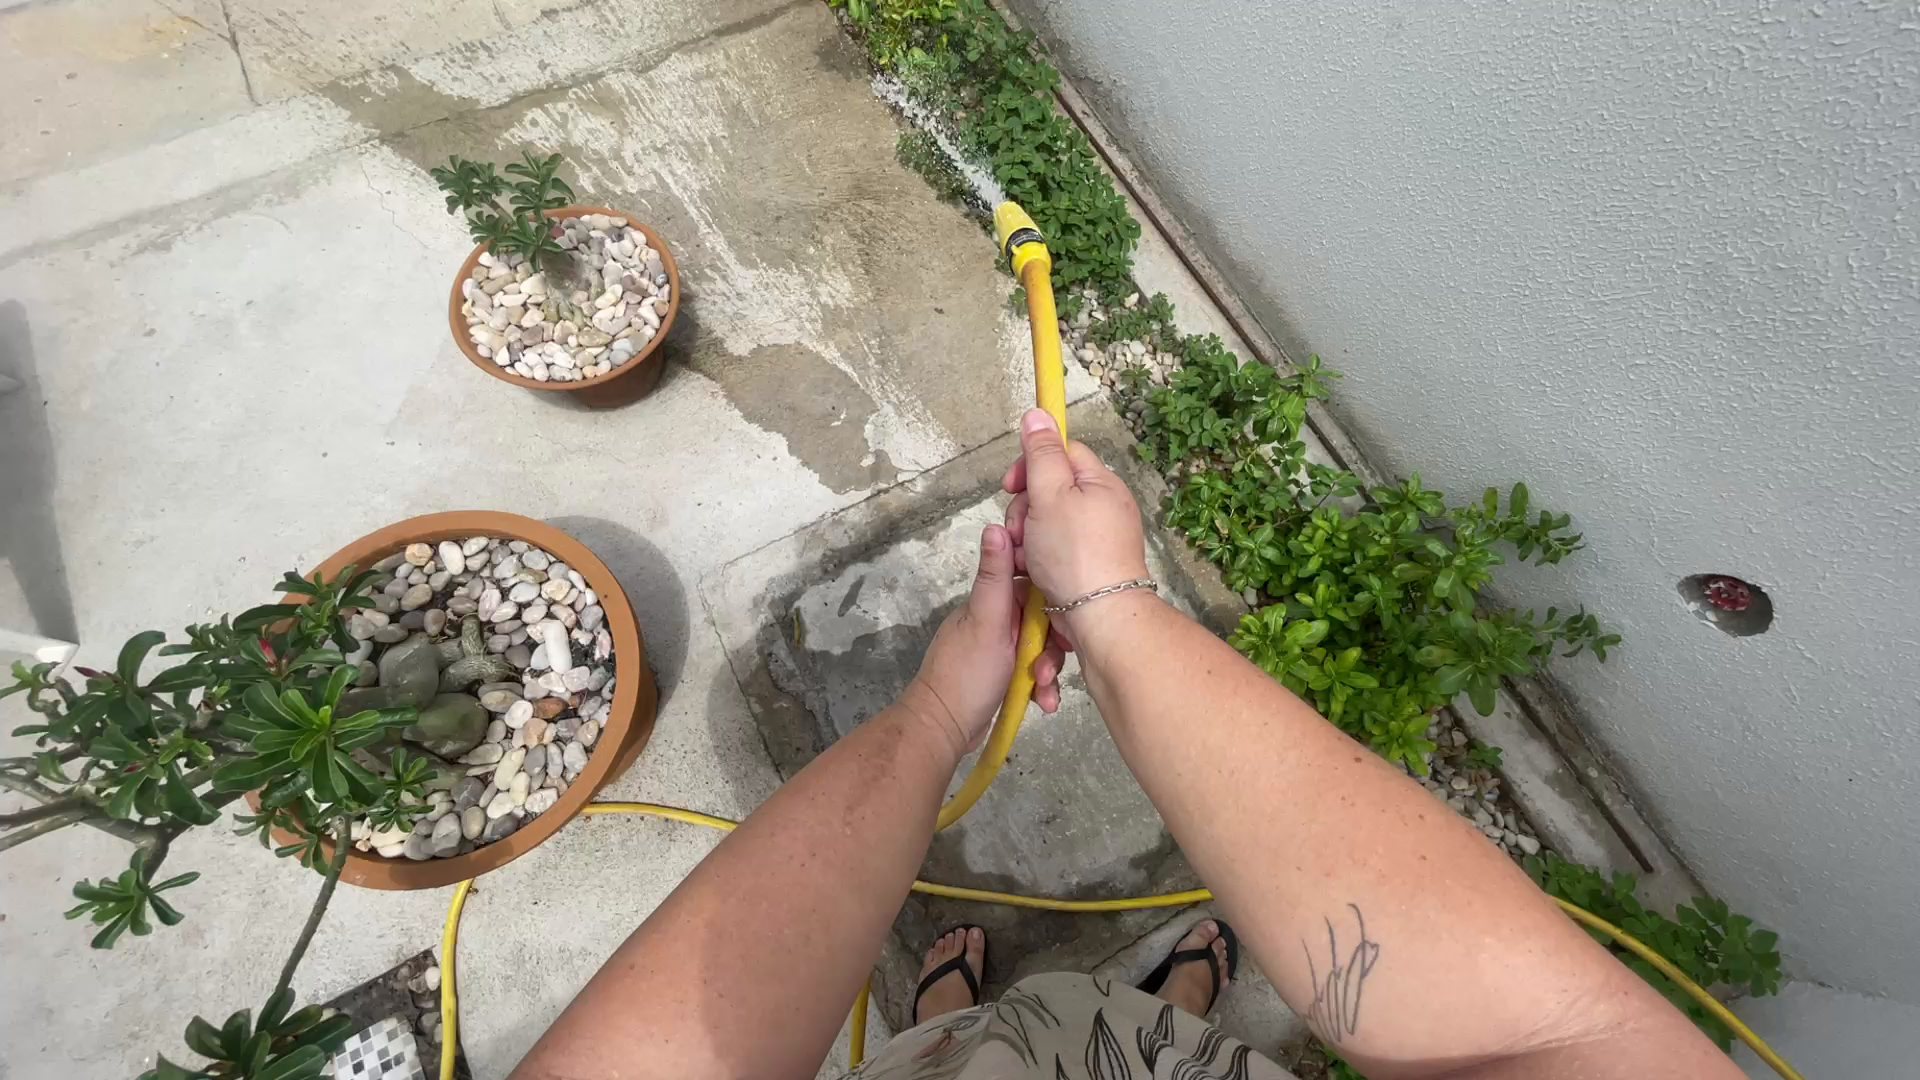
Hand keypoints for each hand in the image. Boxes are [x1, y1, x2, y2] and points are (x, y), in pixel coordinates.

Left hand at [903, 524, 1069, 758]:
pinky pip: (1033, 673)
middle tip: (1049, 669)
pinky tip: (1043, 704)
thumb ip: (995, 576)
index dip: (1056, 602)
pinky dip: (1041, 688)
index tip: (1069, 620)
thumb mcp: (987, 620)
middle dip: (1054, 648)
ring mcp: (1001, 648)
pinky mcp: (1005, 674)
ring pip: (1041, 650)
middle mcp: (997, 620)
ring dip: (1049, 673)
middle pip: (1044, 622)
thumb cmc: (968, 671)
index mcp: (992, 602)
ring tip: (1044, 692)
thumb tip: (996, 525)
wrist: (944, 727)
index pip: (1035, 587)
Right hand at [1002, 409, 1150, 642]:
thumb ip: (1041, 454)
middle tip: (1020, 530)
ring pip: (1046, 523)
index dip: (1030, 464)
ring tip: (1022, 556)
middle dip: (1024, 508)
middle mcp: (1102, 507)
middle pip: (1049, 490)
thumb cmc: (1077, 555)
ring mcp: (1095, 538)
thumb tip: (1038, 413)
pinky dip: (1035, 558)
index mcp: (1100, 483)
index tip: (1010, 485)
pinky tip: (1028, 571)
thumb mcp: (1051, 494)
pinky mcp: (1086, 565)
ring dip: (1024, 536)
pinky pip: (1053, 549)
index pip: (1061, 453)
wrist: (1100, 616)